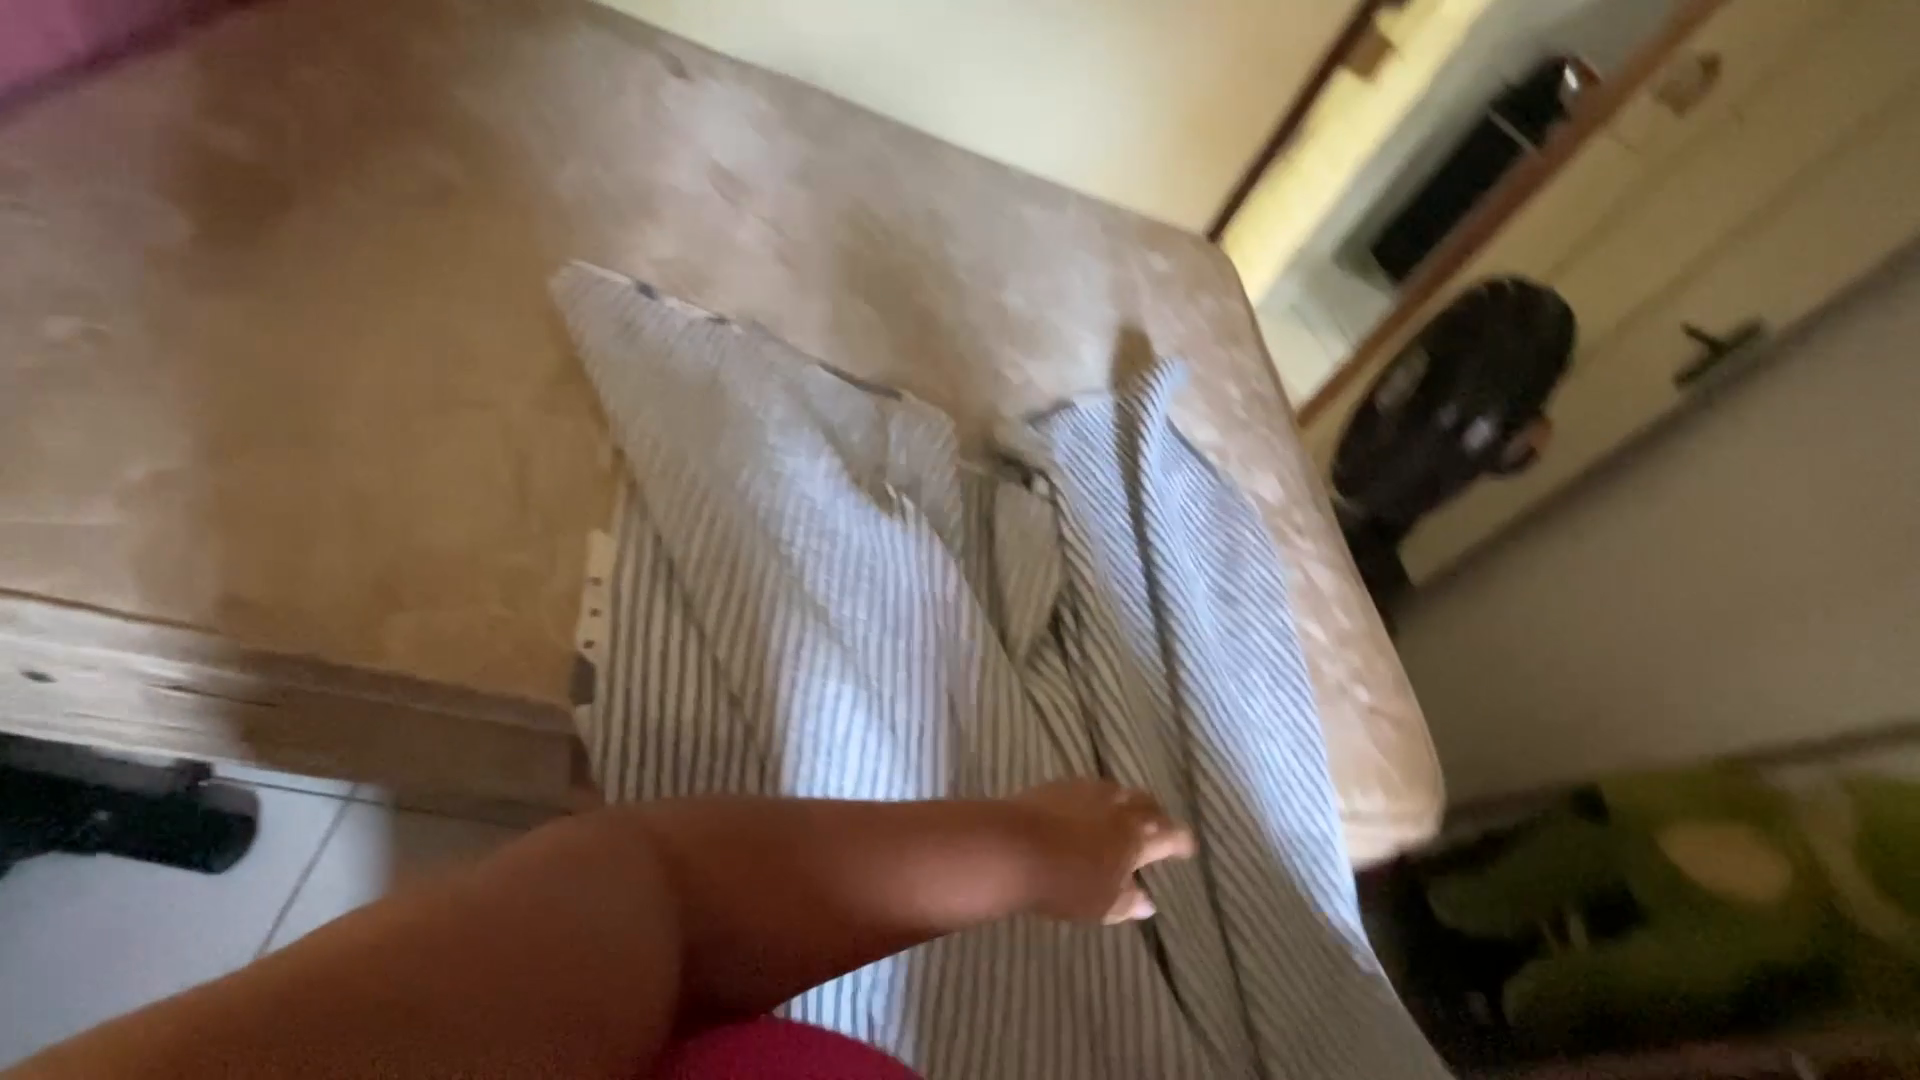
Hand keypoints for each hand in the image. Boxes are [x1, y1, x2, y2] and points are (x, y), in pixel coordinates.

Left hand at [1010, 779, 1195, 923]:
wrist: (1014, 846)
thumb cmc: (1066, 883)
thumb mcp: (1103, 904)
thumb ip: (1128, 901)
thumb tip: (1147, 901)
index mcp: (1138, 836)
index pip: (1170, 834)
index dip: (1181, 841)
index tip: (1187, 847)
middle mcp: (1118, 806)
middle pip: (1147, 804)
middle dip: (1156, 815)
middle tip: (1158, 826)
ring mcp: (1087, 790)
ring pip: (1118, 791)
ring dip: (1126, 803)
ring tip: (1123, 815)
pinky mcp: (1058, 785)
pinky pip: (1088, 788)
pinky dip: (1096, 799)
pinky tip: (1087, 809)